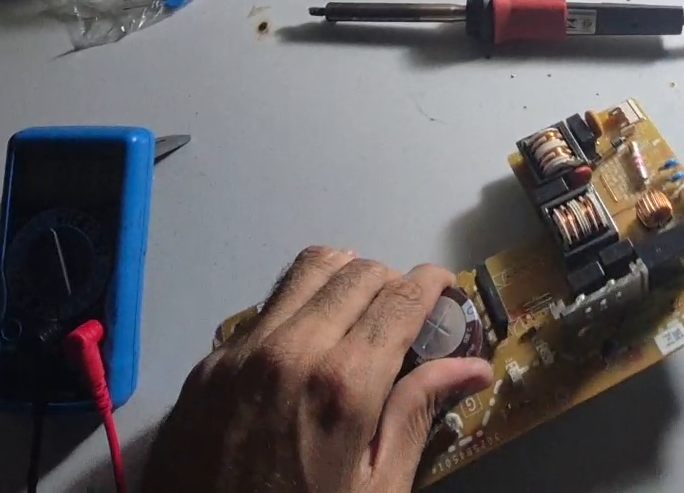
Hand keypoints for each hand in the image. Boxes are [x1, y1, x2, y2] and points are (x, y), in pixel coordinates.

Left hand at [146, 247, 492, 492]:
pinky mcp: (210, 363)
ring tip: (359, 310)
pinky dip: (300, 307)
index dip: (432, 283)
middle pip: (360, 271)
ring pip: (310, 268)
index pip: (402, 297)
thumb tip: (473, 366)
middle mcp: (293, 349)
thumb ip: (418, 414)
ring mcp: (244, 351)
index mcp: (344, 384)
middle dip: (394, 280)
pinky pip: (268, 306)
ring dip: (346, 276)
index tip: (445, 288)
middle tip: (404, 314)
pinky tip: (305, 348)